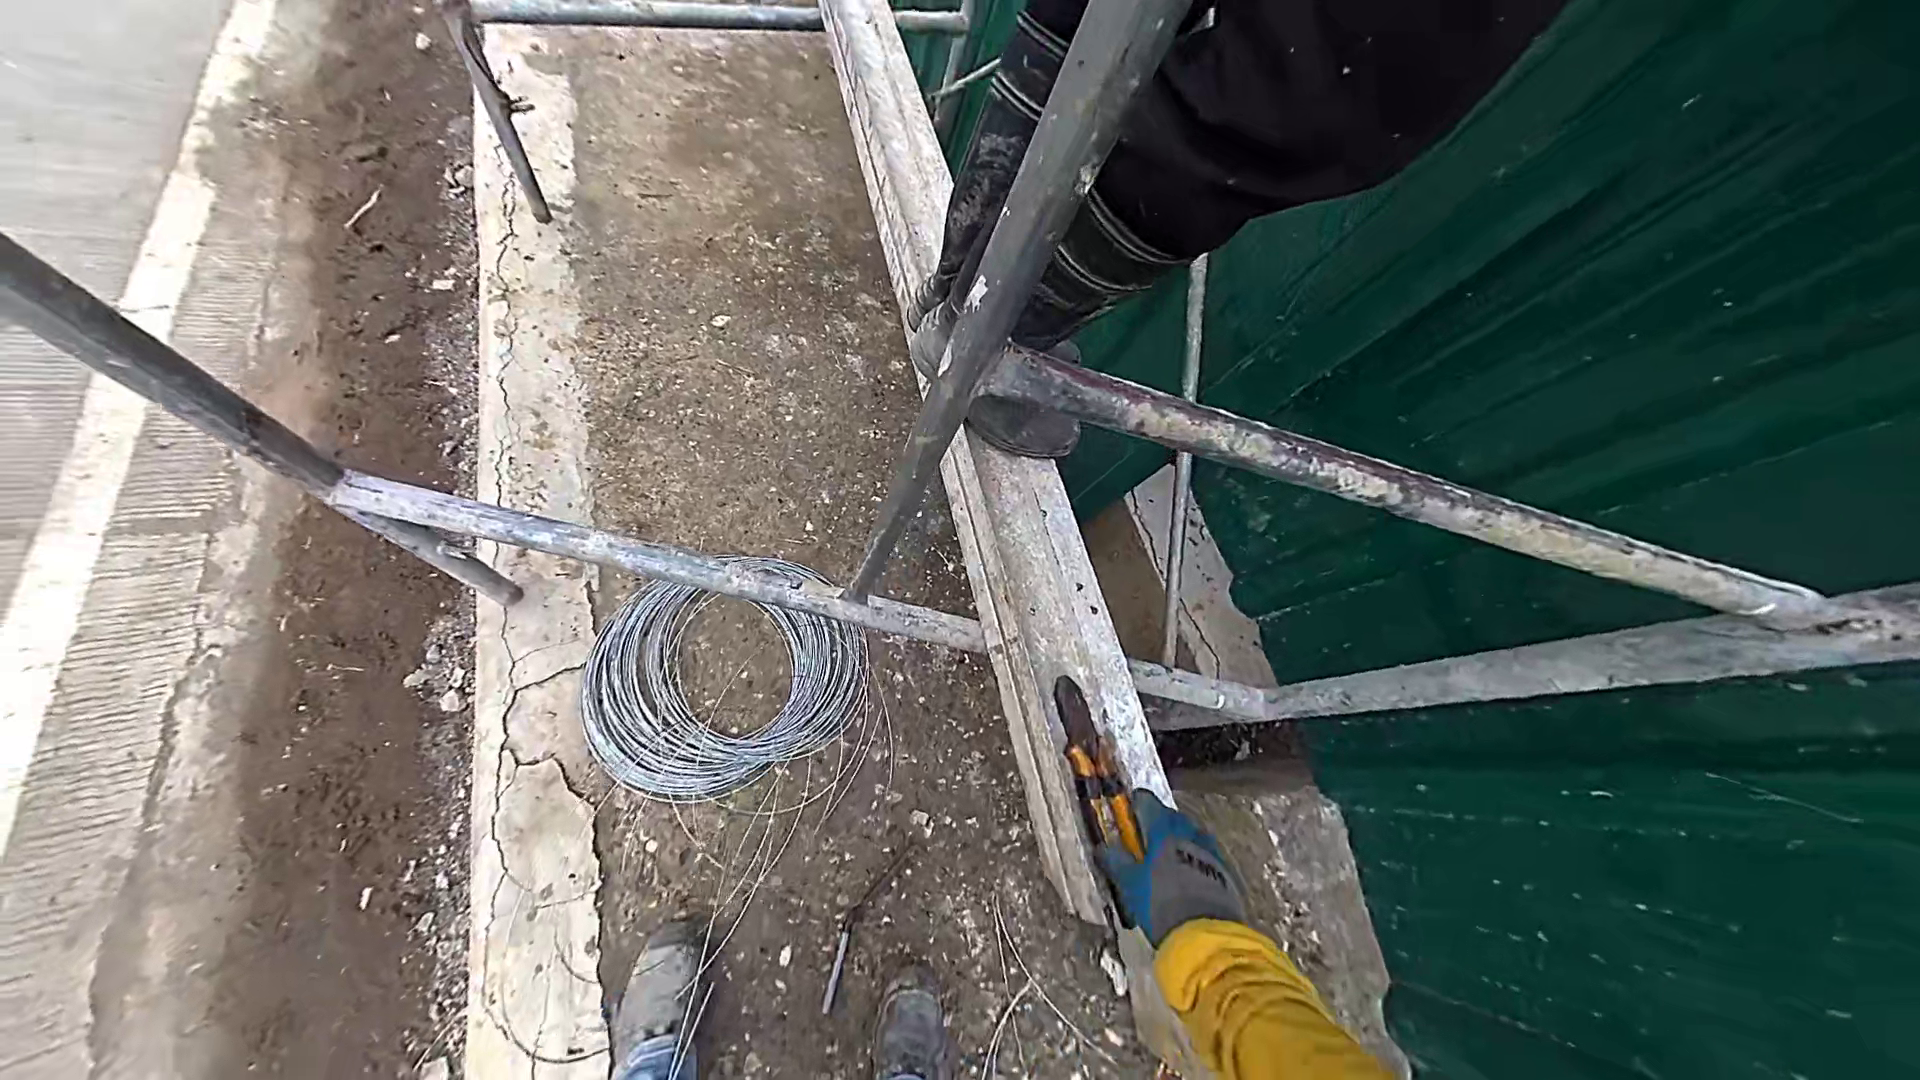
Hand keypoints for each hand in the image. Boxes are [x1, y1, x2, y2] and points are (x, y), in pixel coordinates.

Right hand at [1094, 790, 1245, 944]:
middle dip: (1155, 824)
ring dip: (1176, 842)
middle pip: (1169, 816)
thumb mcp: (1129, 883)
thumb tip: (1103, 848)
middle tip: (1142, 843)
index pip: (1145, 800)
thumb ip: (1116, 861)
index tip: (1125, 818)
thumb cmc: (1160, 902)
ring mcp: (1211, 850)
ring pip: (1189, 835)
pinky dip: (1192, 860)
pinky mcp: (1226, 872)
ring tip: (1164, 862)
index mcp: (1163, 826)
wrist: (1207, 938)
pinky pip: (1204, 856)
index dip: (1133, 806)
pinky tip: (1185, 880)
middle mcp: (1189, 830)